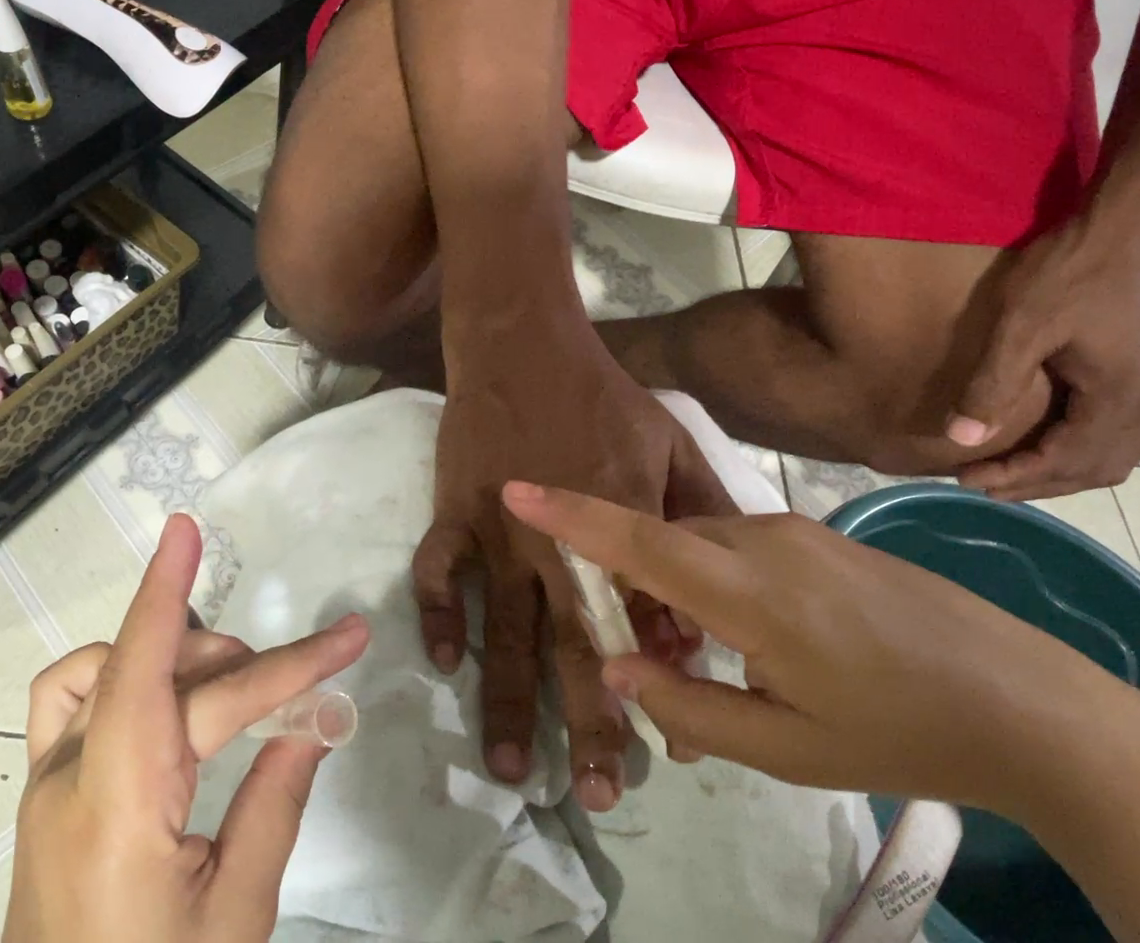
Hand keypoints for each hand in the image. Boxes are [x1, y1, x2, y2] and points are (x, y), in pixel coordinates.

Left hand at [5, 514, 370, 942]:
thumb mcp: (235, 913)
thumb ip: (274, 806)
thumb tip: (314, 720)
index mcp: (119, 812)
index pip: (201, 700)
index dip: (275, 658)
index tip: (346, 633)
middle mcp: (68, 775)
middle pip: (159, 674)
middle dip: (247, 660)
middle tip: (309, 679)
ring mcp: (45, 775)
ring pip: (111, 666)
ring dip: (181, 653)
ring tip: (240, 681)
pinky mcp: (41, 784)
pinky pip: (66, 692)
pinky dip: (120, 666)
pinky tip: (161, 685)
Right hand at [415, 329, 734, 810]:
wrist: (524, 346)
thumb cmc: (605, 398)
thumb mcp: (678, 445)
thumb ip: (703, 519)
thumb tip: (700, 600)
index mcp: (629, 522)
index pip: (644, 622)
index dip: (651, 685)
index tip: (657, 752)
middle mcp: (561, 541)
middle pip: (574, 642)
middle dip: (582, 720)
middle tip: (588, 792)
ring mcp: (499, 529)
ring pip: (504, 626)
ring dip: (504, 697)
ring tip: (505, 763)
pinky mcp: (454, 511)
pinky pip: (437, 570)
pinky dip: (436, 614)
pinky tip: (443, 660)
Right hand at [502, 482, 1128, 813]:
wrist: (1042, 711)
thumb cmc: (902, 736)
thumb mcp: (784, 748)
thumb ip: (686, 706)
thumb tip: (614, 667)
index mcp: (749, 592)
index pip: (636, 542)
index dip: (569, 514)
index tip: (515, 486)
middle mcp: (766, 542)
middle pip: (663, 544)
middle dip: (631, 584)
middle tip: (650, 657)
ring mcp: (803, 533)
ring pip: (703, 547)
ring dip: (681, 594)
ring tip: (712, 666)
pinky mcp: (827, 539)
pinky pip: (744, 548)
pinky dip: (720, 585)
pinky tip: (760, 643)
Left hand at [947, 206, 1139, 500]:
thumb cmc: (1073, 268)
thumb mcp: (1020, 326)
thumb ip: (992, 386)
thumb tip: (961, 439)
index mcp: (1126, 396)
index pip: (1068, 462)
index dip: (1016, 478)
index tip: (966, 481)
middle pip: (1100, 466)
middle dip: (1039, 482)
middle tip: (982, 483)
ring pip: (1123, 451)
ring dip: (1066, 467)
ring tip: (1012, 470)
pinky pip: (1135, 427)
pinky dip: (1091, 444)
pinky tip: (1055, 437)